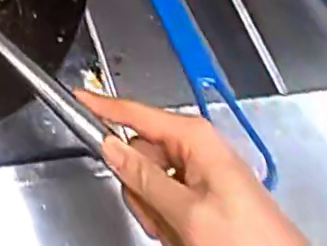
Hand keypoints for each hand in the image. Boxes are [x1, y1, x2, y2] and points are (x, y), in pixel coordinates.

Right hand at [77, 89, 304, 245]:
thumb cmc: (247, 242)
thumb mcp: (189, 213)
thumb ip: (145, 178)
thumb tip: (112, 146)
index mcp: (194, 137)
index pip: (137, 113)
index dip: (105, 107)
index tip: (79, 96)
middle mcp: (196, 148)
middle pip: (140, 154)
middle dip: (141, 189)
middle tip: (162, 221)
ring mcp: (199, 173)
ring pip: (150, 183)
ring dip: (156, 213)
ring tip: (180, 237)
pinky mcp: (203, 197)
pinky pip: (166, 201)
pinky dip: (168, 222)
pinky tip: (185, 240)